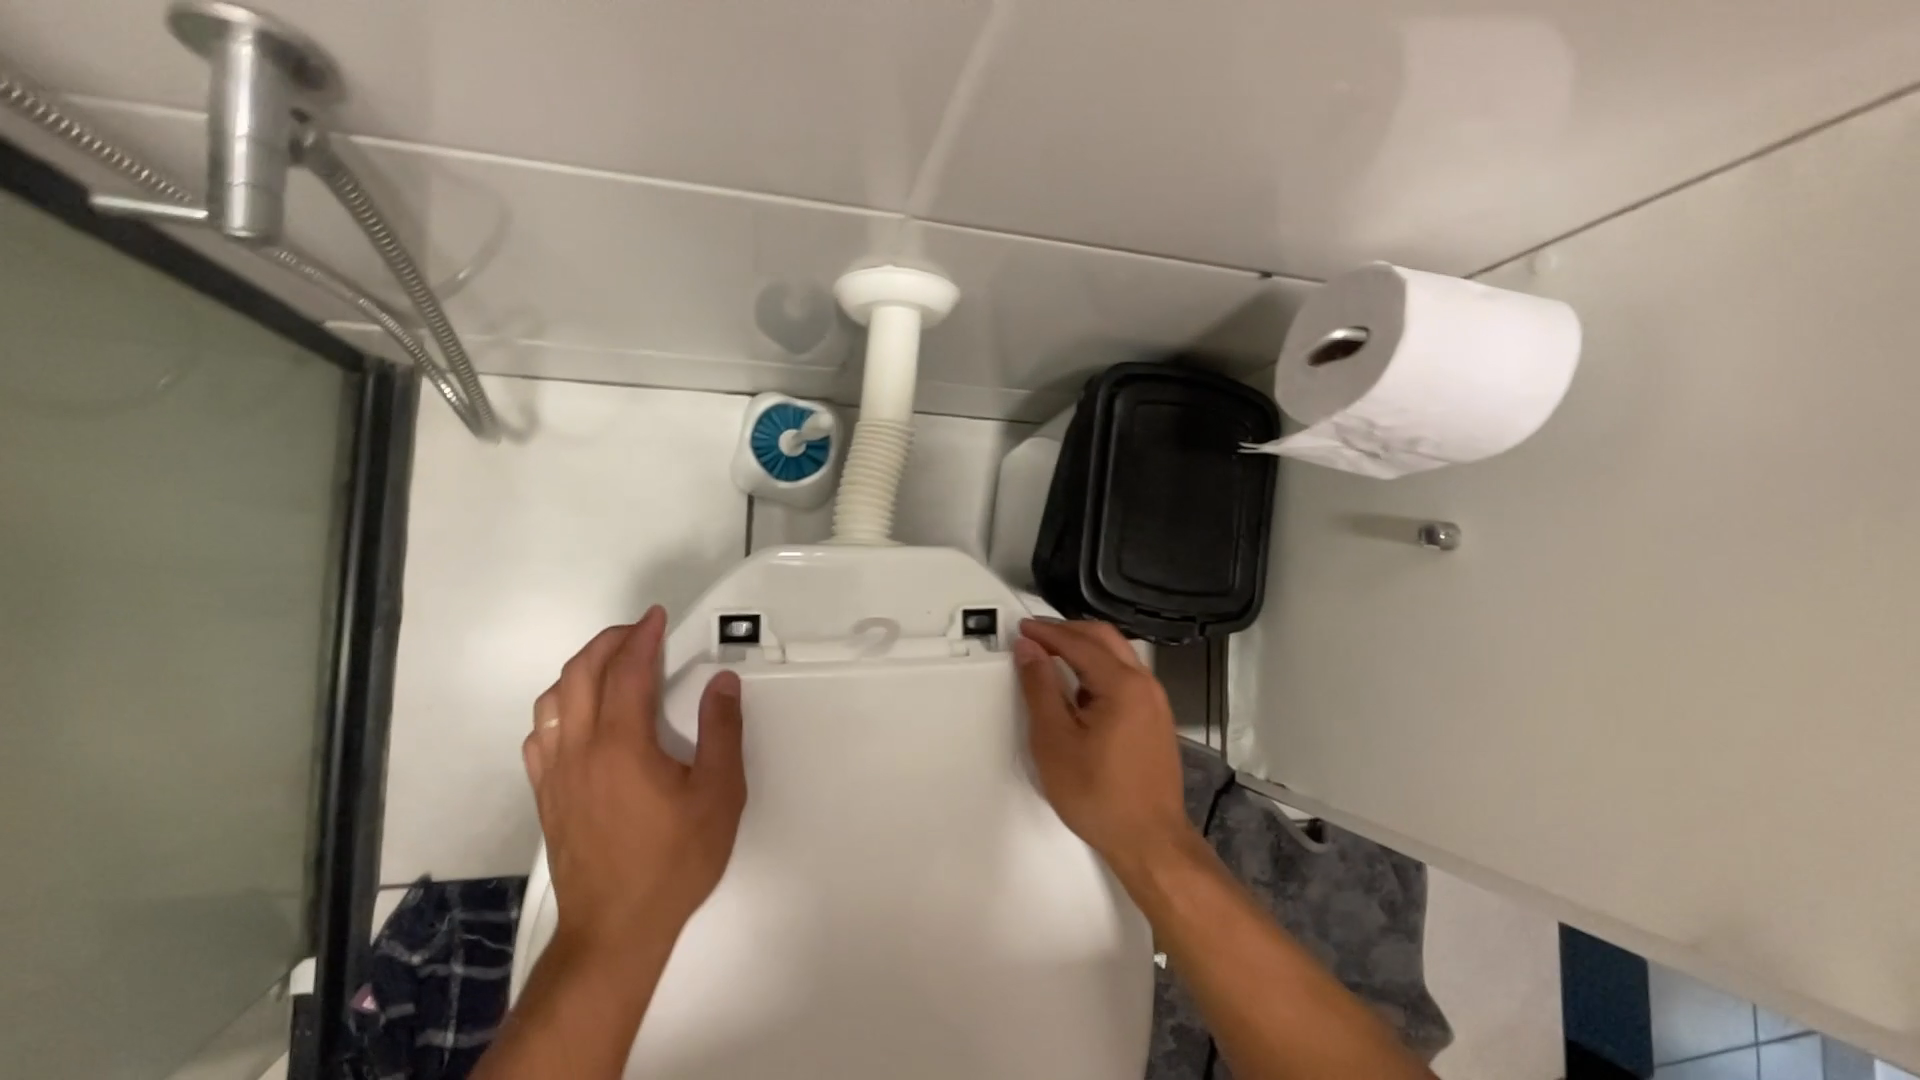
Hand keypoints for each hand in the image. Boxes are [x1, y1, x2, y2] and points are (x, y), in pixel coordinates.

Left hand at [524, 606, 746, 951]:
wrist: (615, 928)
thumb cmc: (673, 862)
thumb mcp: (718, 795)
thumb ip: (721, 732)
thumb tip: (722, 683)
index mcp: (622, 744)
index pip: (628, 671)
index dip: (642, 636)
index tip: (656, 617)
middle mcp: (579, 749)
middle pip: (581, 674)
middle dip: (607, 642)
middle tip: (637, 632)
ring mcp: (555, 773)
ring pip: (553, 700)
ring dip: (580, 670)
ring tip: (609, 664)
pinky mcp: (546, 795)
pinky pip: (540, 734)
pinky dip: (558, 708)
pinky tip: (576, 716)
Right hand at [1013, 618, 1191, 875]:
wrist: (1149, 841)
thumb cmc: (1100, 796)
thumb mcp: (1054, 740)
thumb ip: (1039, 688)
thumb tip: (1029, 651)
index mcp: (1123, 685)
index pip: (1079, 642)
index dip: (1046, 632)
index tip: (1022, 629)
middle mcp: (1146, 686)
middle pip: (1105, 639)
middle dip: (1068, 632)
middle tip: (1036, 636)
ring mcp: (1156, 703)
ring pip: (1118, 657)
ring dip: (1085, 650)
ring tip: (1051, 659)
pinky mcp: (1156, 721)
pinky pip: (1126, 679)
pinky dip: (1099, 671)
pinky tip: (1078, 691)